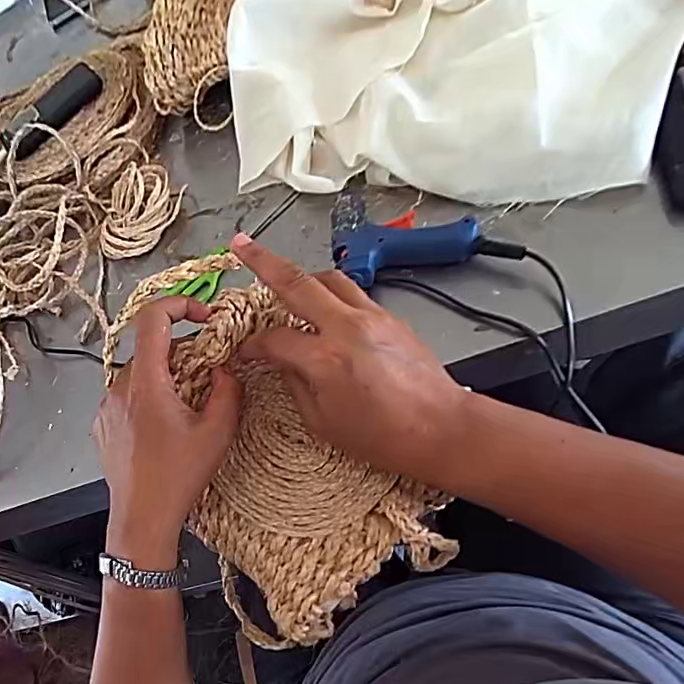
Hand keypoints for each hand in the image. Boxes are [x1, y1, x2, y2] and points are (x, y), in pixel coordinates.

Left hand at [94, 295, 241, 566]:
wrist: (142, 517)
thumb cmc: (176, 479)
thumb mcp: (217, 432)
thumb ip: (229, 390)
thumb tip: (228, 368)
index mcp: (146, 382)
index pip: (153, 317)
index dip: (181, 304)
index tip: (203, 315)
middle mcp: (120, 388)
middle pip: (152, 347)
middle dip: (185, 352)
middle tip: (211, 373)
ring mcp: (108, 407)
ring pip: (141, 373)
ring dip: (168, 377)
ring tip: (190, 407)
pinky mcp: (104, 424)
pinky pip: (129, 396)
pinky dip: (152, 397)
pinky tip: (167, 427)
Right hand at [231, 234, 473, 480]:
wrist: (439, 428)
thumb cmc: (385, 437)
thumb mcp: (323, 423)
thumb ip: (296, 386)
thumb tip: (282, 364)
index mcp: (325, 360)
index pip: (274, 339)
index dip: (253, 344)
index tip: (247, 351)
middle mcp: (347, 328)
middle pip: (296, 281)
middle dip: (263, 260)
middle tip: (244, 246)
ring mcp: (373, 317)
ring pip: (330, 279)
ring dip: (304, 277)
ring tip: (289, 285)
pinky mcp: (391, 318)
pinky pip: (354, 293)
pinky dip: (333, 294)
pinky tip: (327, 311)